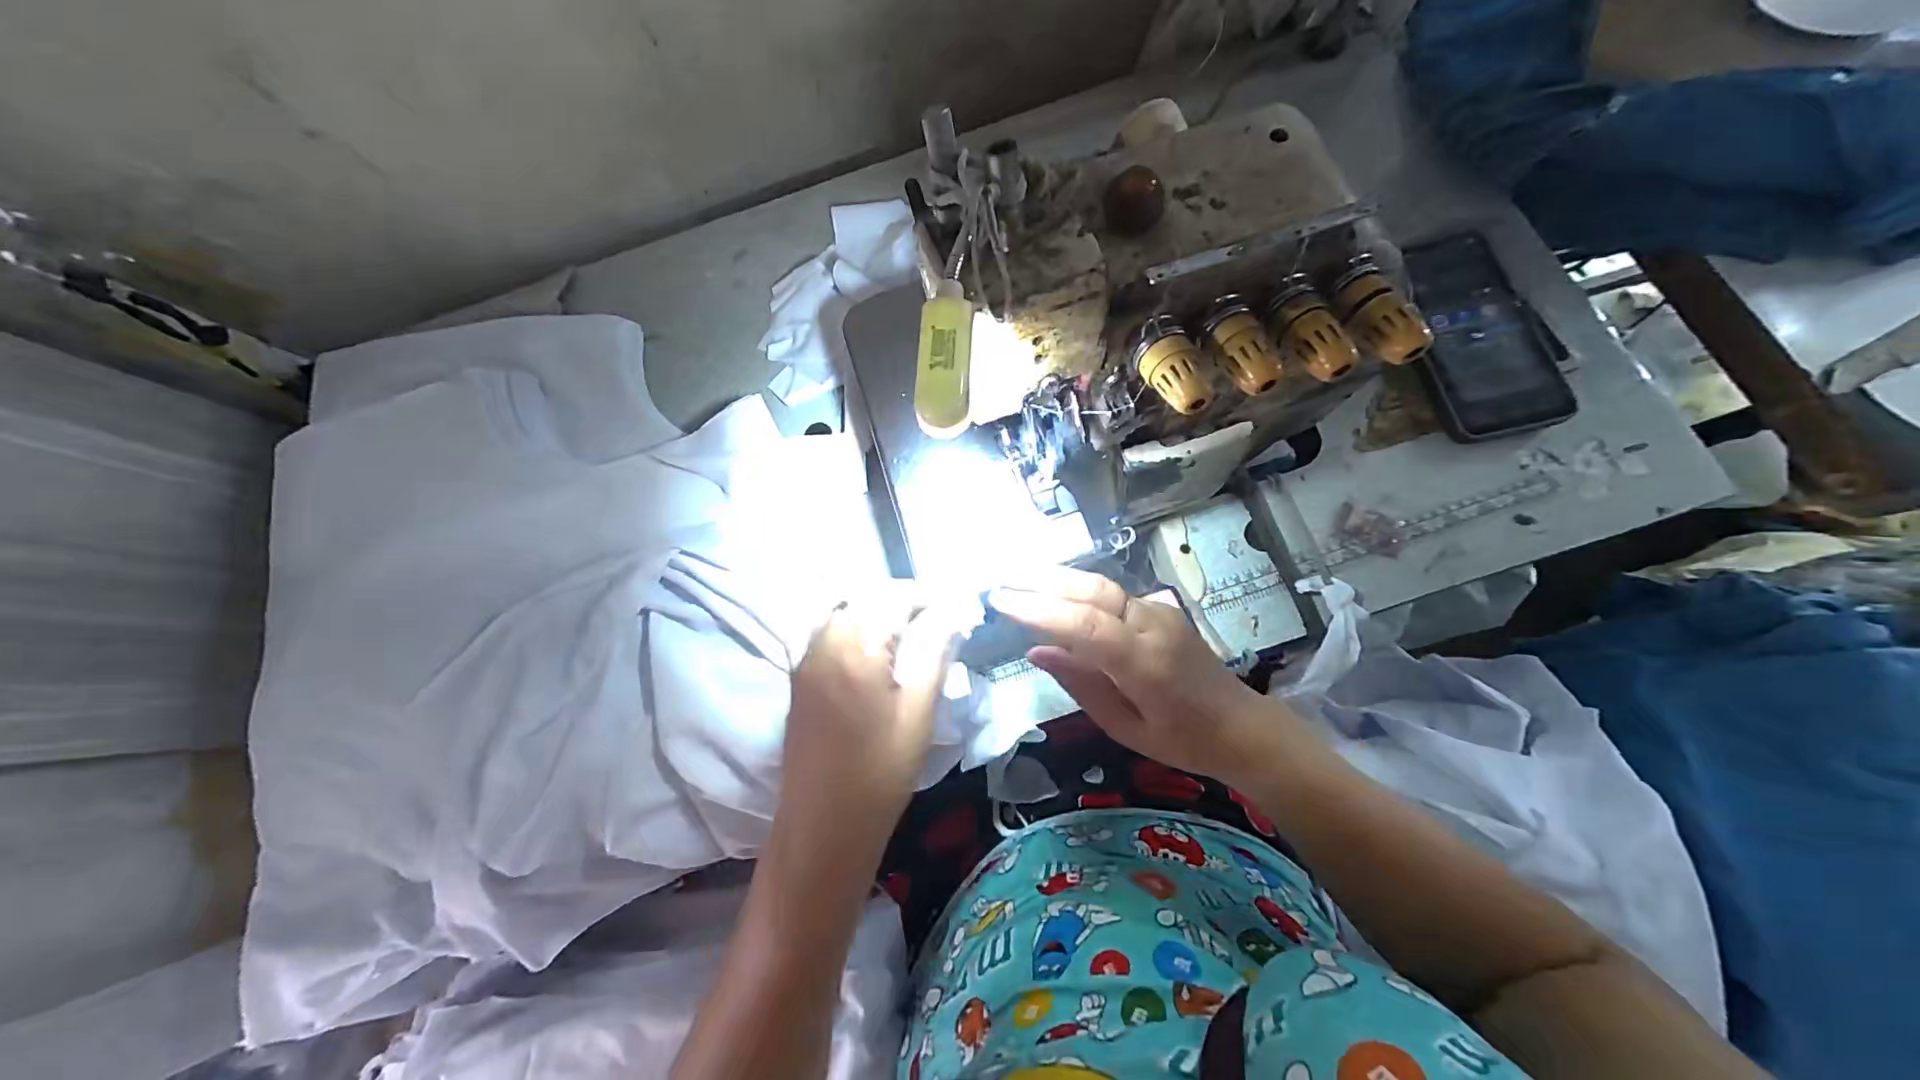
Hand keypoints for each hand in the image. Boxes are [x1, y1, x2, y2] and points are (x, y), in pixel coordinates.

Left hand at [781, 588, 963, 835]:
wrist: (823, 824)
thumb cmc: (880, 770)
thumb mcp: (919, 709)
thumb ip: (934, 649)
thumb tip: (951, 610)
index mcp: (854, 644)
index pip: (896, 596)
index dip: (931, 596)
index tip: (960, 605)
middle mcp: (822, 640)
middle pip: (866, 597)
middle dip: (904, 600)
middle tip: (941, 619)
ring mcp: (805, 659)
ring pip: (844, 611)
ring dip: (878, 612)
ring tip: (913, 633)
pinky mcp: (799, 678)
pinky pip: (829, 633)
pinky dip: (856, 628)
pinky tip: (879, 652)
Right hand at [990, 566, 1304, 787]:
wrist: (1242, 726)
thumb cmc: (1183, 740)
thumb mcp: (1125, 726)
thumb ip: (1080, 685)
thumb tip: (1036, 651)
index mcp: (1145, 661)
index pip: (1085, 624)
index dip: (1040, 610)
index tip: (1001, 603)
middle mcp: (1152, 625)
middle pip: (1092, 591)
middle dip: (1042, 582)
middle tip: (999, 581)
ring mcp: (1159, 611)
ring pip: (1101, 586)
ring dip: (1057, 578)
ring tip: (1015, 577)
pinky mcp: (1160, 608)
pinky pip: (1112, 594)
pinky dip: (1077, 588)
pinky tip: (1052, 590)